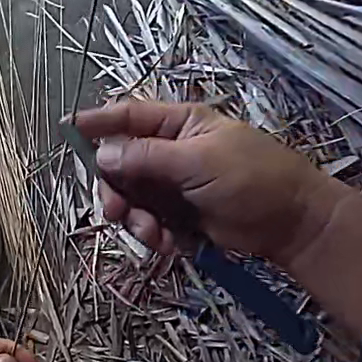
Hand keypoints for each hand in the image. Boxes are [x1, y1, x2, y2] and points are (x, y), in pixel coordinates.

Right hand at [74, 100, 348, 263]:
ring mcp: (174, 185)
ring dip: (135, 219)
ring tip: (155, 236)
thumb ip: (147, 157)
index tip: (68, 130)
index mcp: (178, 124)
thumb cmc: (252, 178)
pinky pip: (149, 221)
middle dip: (115, 191)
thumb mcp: (198, 161)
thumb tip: (102, 154)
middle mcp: (170, 151)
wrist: (292, 224)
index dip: (98, 122)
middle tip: (115, 212)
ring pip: (132, 198)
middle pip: (121, 165)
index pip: (129, 116)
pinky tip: (171, 245)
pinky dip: (154, 235)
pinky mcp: (179, 214)